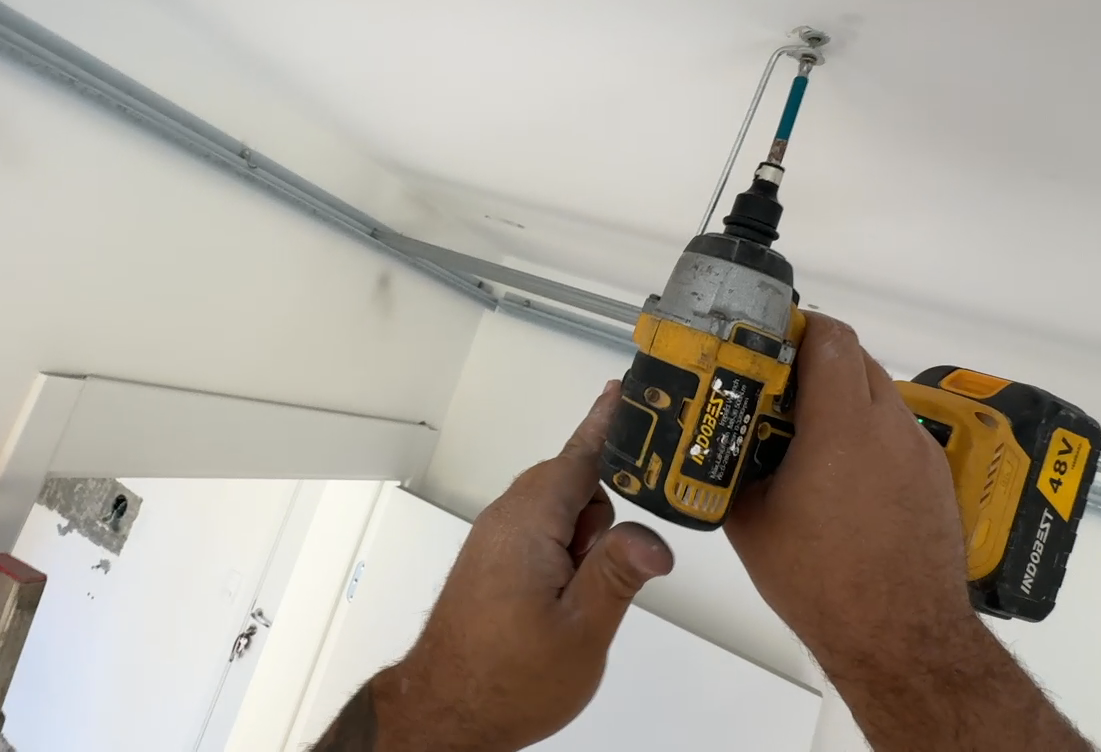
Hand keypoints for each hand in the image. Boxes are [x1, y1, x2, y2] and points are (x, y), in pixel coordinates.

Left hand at [368, 382, 674, 751]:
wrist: (446, 708)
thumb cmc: (510, 676)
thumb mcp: (581, 631)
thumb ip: (617, 575)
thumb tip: (654, 537)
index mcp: (531, 521)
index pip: (579, 457)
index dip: (608, 426)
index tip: (624, 392)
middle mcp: (508, 516)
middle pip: (572, 483)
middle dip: (599, 518)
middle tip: (603, 574)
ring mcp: (496, 534)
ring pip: (557, 509)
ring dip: (581, 540)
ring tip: (577, 599)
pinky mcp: (492, 555)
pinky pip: (538, 528)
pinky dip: (561, 548)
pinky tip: (562, 595)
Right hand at [724, 312, 973, 675]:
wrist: (903, 641)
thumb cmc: (818, 577)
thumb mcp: (749, 516)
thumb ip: (732, 463)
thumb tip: (714, 438)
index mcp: (843, 427)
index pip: (830, 339)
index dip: (797, 324)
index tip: (764, 336)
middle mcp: (889, 428)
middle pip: (855, 356)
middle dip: (812, 357)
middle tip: (771, 381)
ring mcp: (919, 453)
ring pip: (878, 391)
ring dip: (839, 391)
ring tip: (801, 426)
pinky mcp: (935, 478)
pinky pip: (895, 428)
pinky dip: (864, 427)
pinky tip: (838, 468)